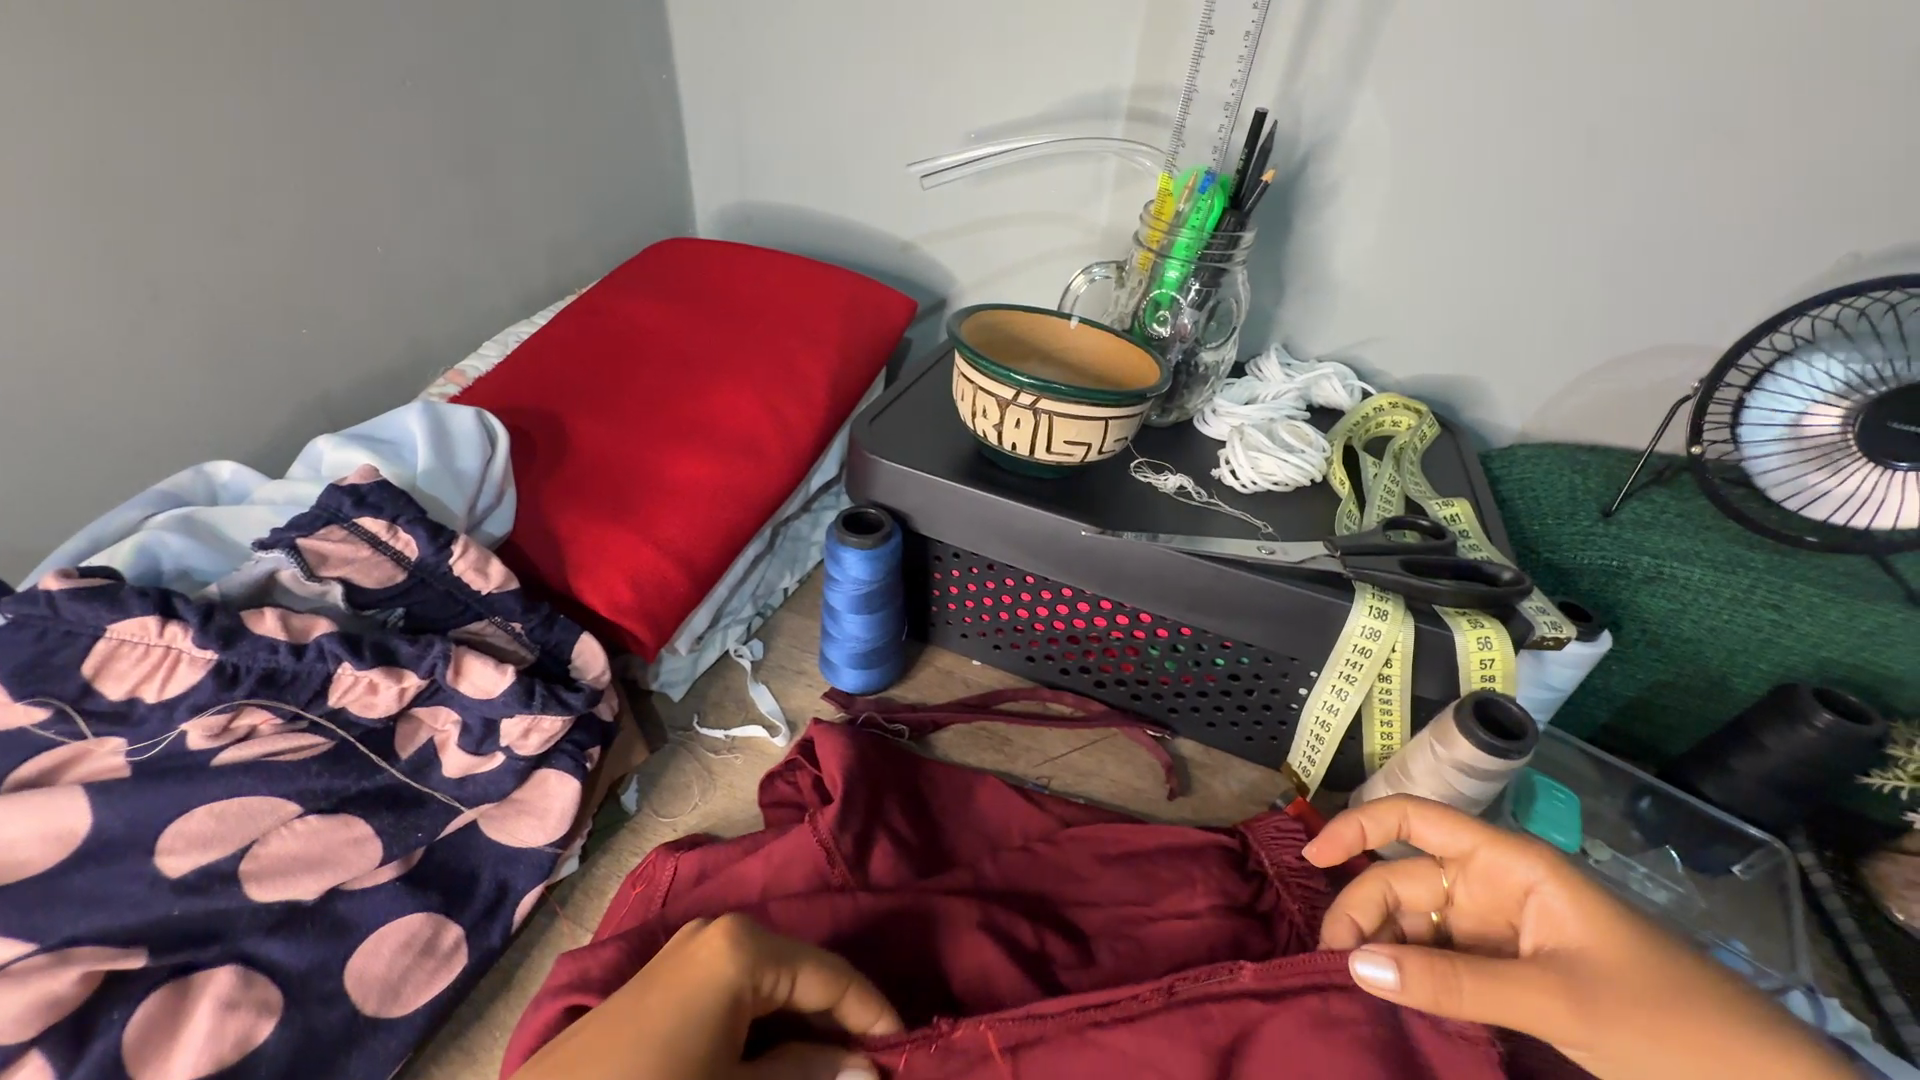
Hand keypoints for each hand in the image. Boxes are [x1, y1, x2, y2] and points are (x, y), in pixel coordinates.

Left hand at [513, 913, 902, 1079]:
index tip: (909, 1056)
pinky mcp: (669, 977)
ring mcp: (691, 949)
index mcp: (744, 947)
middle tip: (871, 1069)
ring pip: (775, 983)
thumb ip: (809, 1077)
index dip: (875, 1016)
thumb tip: (869, 1070)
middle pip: (805, 974)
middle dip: (841, 1023)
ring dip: (806, 1026)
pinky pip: (741, 990)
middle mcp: (723, 931)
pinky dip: (769, 1024)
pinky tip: (780, 1061)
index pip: (834, 976)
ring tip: (832, 1069)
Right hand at [1302, 795, 1850, 1079]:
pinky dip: (1408, 979)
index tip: (1309, 859)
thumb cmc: (1666, 1021)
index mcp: (1507, 863)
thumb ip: (1449, 981)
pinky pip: (1438, 964)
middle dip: (1361, 914)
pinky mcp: (1505, 973)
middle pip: (1401, 881)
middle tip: (1333, 966)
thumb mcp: (1555, 998)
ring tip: (1352, 989)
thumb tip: (1352, 964)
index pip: (1413, 819)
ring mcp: (1496, 930)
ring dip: (1380, 950)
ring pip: (1413, 926)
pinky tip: (1388, 1001)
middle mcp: (1491, 886)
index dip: (1356, 828)